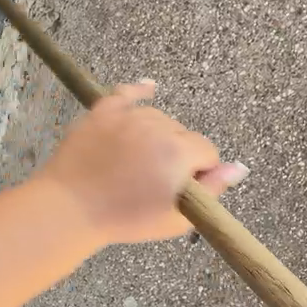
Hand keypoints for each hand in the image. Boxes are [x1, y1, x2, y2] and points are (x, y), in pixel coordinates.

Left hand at [37, 80, 245, 243]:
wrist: (69, 208)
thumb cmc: (124, 218)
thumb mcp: (176, 217)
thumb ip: (211, 189)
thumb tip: (238, 168)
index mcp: (179, 150)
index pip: (206, 151)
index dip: (196, 170)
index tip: (177, 185)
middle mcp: (156, 127)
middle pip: (180, 133)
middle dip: (174, 153)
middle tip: (150, 177)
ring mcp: (125, 117)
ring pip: (155, 117)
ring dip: (153, 133)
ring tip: (137, 158)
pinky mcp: (99, 114)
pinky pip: (123, 94)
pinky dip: (137, 90)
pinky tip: (148, 87)